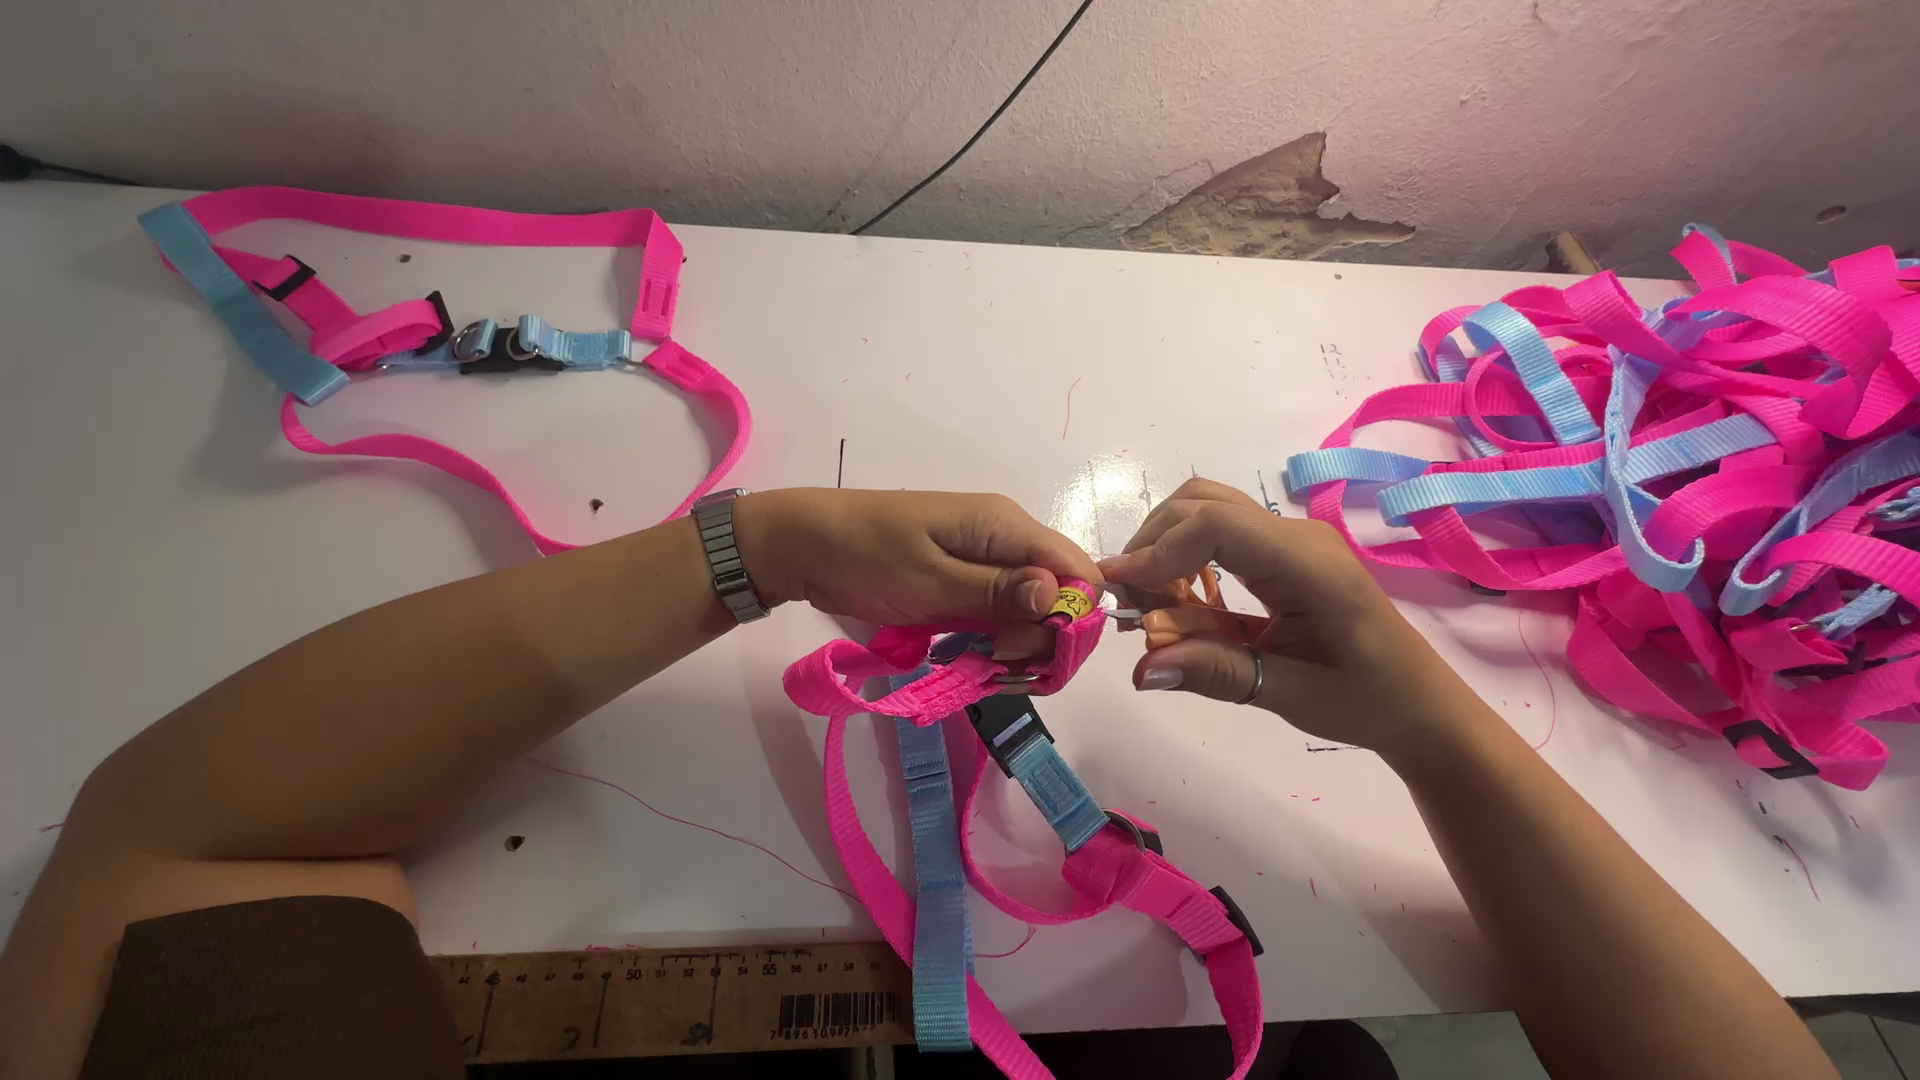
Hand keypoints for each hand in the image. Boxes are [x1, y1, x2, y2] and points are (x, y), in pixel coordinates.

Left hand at [735, 488, 1101, 655]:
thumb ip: (998, 591)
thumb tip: (1060, 595)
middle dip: (1042, 636)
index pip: (1076, 570)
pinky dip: (993, 637)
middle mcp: (1005, 537)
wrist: (806, 543)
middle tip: (995, 660)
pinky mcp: (964, 578)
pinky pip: (999, 610)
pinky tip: (972, 656)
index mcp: (1005, 526)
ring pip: (1031, 607)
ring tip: (980, 662)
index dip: (1072, 617)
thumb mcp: (932, 581)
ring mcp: (984, 559)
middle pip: (1058, 593)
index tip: (1031, 652)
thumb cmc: (867, 557)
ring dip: (1017, 642)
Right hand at [1098, 477, 1487, 755]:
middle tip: (1130, 603)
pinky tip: (1176, 596)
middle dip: (1151, 543)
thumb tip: (1142, 669)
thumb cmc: (1366, 702)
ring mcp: (1288, 538)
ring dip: (1163, 544)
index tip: (1117, 590)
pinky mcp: (1279, 551)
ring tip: (1149, 600)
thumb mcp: (1290, 694)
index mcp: (1309, 564)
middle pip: (1201, 503)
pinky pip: (1217, 532)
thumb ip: (1216, 673)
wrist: (1418, 704)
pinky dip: (1182, 553)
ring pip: (1204, 509)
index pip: (1216, 526)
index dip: (1157, 550)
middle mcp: (1296, 535)